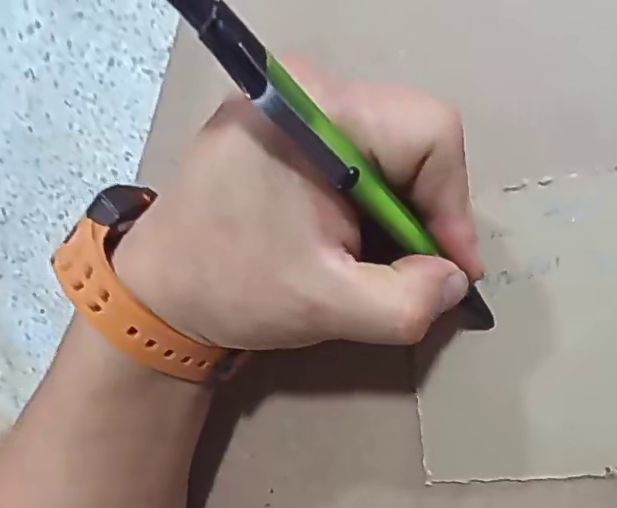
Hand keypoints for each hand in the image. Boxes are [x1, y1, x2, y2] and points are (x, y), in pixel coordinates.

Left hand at [113, 63, 484, 352]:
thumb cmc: (232, 291)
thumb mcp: (328, 308)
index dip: (454, 208)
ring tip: (384, 269)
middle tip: (420, 276)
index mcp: (318, 113)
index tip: (452, 271)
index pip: (431, 134)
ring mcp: (295, 106)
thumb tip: (455, 281)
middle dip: (427, 216)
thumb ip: (406, 302)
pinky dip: (374, 212)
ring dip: (402, 218)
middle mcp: (308, 89)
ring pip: (391, 152)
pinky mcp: (287, 132)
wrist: (160, 292)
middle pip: (414, 140)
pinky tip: (358, 249)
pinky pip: (360, 161)